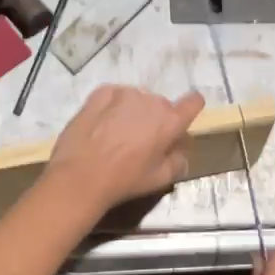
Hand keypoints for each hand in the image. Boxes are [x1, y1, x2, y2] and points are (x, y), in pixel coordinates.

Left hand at [45, 86, 205, 212]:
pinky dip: (113, 106)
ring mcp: (123, 93)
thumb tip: (180, 152)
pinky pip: (114, 96)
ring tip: (117, 135)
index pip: (193, 102)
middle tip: (140, 142)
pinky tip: (103, 125)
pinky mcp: (100, 93)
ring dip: (133, 112)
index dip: (190, 109)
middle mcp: (150, 100)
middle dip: (155, 119)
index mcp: (170, 121)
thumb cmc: (124, 181)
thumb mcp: (160, 180)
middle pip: (161, 105)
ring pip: (137, 99)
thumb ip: (178, 162)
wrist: (80, 177)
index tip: (180, 121)